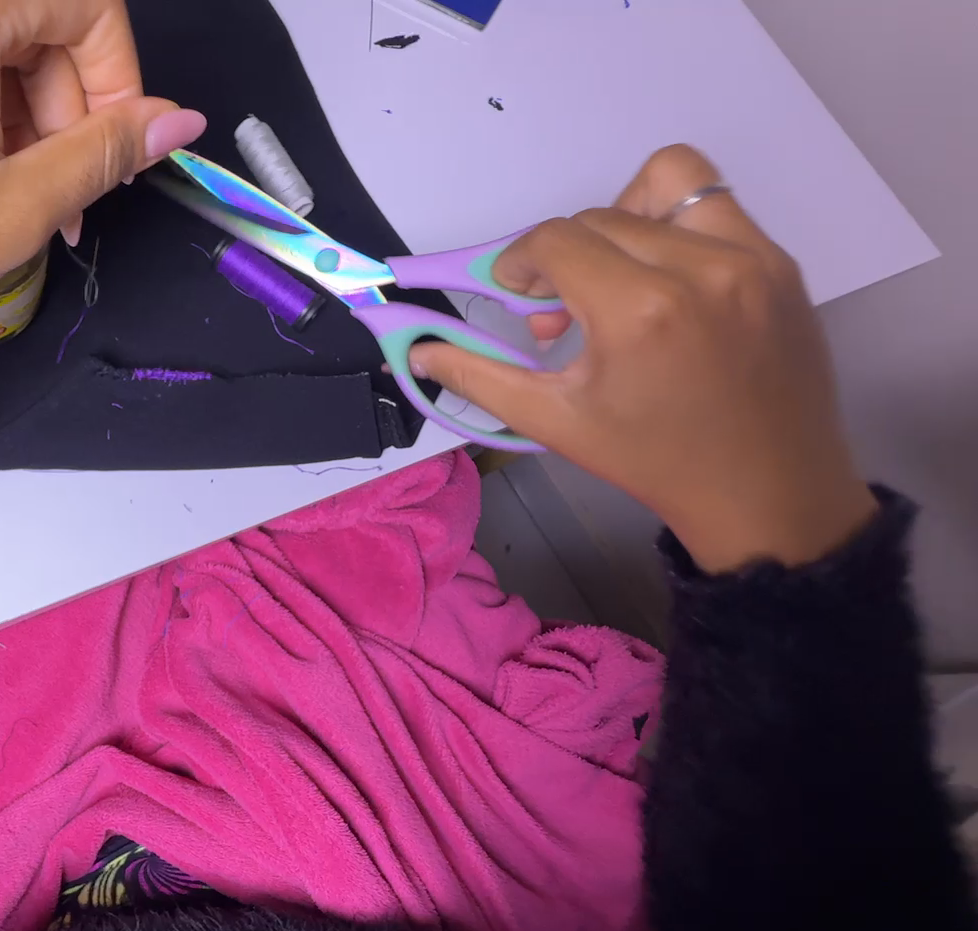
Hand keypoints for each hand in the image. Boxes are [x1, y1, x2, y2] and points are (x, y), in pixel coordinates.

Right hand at [412, 144, 875, 571]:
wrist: (760, 481)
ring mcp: (751, 258)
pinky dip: (667, 226)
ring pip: (664, 183)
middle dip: (558, 254)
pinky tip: (655, 283)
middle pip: (598, 216)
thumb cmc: (644, 455)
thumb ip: (474, 376)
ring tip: (610, 274)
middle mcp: (700, 268)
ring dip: (618, 217)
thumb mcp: (546, 419)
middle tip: (552, 309)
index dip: (518, 260)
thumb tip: (417, 353)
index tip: (511, 294)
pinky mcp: (780, 261)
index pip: (558, 239)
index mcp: (637, 311)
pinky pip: (714, 205)